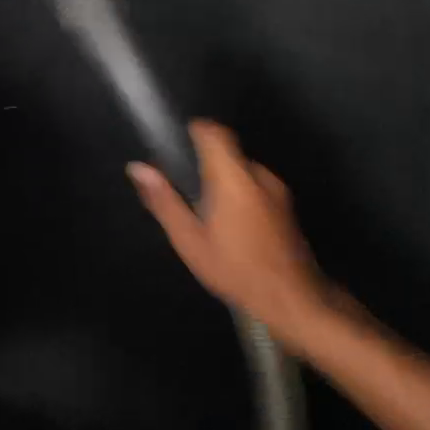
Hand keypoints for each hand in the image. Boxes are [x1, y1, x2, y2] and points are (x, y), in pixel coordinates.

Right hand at [128, 121, 339, 347]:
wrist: (292, 298)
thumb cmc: (235, 269)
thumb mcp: (190, 240)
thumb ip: (164, 201)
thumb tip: (138, 168)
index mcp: (233, 178)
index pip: (215, 133)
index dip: (195, 131)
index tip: (177, 146)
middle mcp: (258, 176)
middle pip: (228, 154)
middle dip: (206, 167)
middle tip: (188, 193)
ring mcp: (277, 190)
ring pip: (243, 172)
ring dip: (225, 183)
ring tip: (209, 216)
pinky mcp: (287, 206)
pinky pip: (257, 187)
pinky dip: (241, 197)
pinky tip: (233, 228)